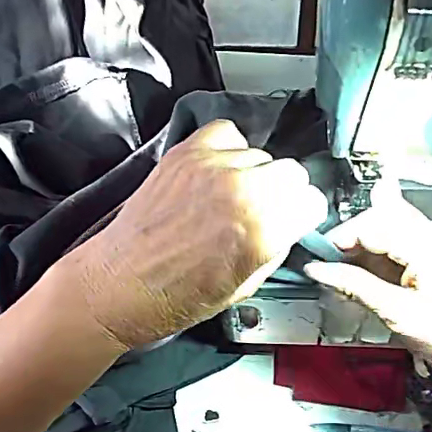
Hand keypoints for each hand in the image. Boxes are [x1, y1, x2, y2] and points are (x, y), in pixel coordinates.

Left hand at [60, 120, 326, 349]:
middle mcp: (244, 192)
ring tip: (230, 197)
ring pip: (261, 154)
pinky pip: (227, 133)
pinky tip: (218, 172)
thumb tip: (287, 225)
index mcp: (264, 231)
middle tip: (264, 210)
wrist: (120, 285)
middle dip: (284, 192)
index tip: (293, 219)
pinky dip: (228, 149)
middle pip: (292, 172)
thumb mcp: (245, 286)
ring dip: (253, 174)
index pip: (311, 202)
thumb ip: (274, 247)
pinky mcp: (186, 155)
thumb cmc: (173, 297)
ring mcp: (213, 168)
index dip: (302, 214)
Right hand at [304, 179, 431, 394]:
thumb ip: (356, 287)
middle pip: (375, 222)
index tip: (316, 261)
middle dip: (347, 245)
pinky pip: (395, 249)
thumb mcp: (399, 314)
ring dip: (360, 255)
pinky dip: (375, 264)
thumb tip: (321, 270)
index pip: (368, 224)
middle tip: (327, 270)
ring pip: (383, 235)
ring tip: (345, 281)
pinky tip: (367, 283)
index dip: (337, 241)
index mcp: (427, 241)